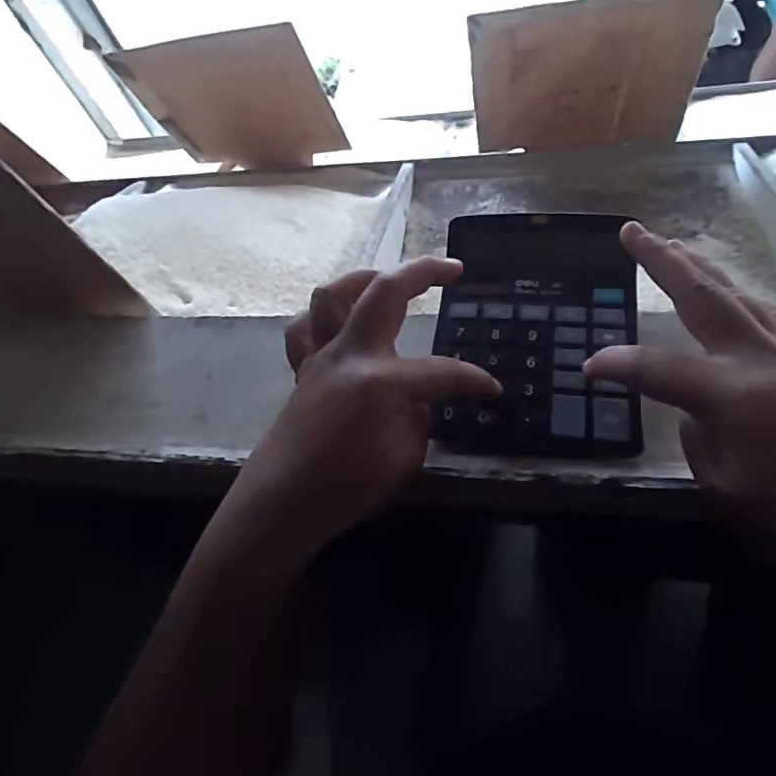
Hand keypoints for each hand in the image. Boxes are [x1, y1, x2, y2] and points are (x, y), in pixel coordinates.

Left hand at [229, 258, 500, 558]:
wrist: (281, 506)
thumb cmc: (347, 488)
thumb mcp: (406, 457)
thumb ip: (419, 416)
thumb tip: (418, 397)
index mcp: (382, 380)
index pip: (443, 371)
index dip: (474, 381)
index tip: (493, 391)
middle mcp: (349, 354)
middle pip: (386, 291)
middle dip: (424, 271)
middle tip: (453, 269)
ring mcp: (320, 357)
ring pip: (334, 294)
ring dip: (367, 278)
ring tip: (392, 281)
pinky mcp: (302, 370)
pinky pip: (306, 327)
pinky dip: (326, 317)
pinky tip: (344, 323)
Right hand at [583, 223, 775, 581]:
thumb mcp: (732, 492)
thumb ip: (700, 444)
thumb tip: (697, 415)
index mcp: (733, 391)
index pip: (657, 369)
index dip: (618, 366)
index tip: (589, 366)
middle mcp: (761, 356)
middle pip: (702, 296)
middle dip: (662, 260)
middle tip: (633, 232)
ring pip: (739, 296)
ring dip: (703, 268)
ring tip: (678, 247)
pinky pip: (772, 314)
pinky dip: (744, 297)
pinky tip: (740, 297)